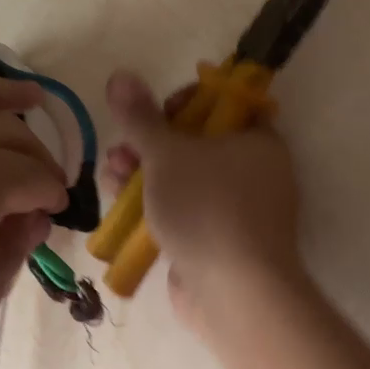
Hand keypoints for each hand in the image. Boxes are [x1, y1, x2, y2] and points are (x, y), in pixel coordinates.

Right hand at [102, 71, 303, 333]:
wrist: (234, 293)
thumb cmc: (206, 208)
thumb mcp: (166, 153)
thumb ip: (140, 116)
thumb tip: (121, 75)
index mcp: (256, 140)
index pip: (220, 104)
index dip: (182, 102)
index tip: (155, 114)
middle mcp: (252, 170)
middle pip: (191, 141)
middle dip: (148, 144)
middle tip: (122, 151)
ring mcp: (234, 209)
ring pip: (179, 178)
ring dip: (141, 174)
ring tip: (113, 179)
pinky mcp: (216, 241)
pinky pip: (179, 210)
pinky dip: (151, 206)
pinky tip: (120, 207)